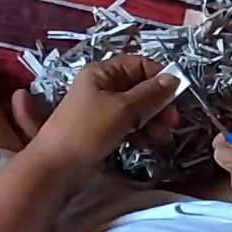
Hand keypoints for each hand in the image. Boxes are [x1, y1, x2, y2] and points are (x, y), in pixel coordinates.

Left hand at [14, 57, 178, 180]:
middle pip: (140, 87)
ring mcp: (102, 109)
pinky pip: (129, 124)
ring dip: (152, 120)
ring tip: (159, 137)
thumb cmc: (87, 130)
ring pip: (137, 108)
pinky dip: (140, 132)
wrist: (56, 167)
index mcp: (102, 73)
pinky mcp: (104, 129)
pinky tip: (145, 143)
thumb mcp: (122, 108)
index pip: (138, 64)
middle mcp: (102, 86)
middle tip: (170, 124)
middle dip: (158, 103)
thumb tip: (173, 78)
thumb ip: (150, 93)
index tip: (175, 97)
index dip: (158, 77)